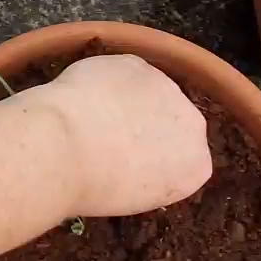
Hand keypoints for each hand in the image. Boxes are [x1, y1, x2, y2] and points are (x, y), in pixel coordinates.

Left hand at [21, 54, 212, 217]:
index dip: (153, 158)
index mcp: (196, 167)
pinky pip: (120, 71)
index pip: (183, 160)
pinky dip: (102, 80)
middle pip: (170, 120)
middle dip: (145, 124)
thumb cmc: (92, 185)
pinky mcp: (136, 63)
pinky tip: (83, 96)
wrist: (64, 147)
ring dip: (124, 98)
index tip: (131, 162)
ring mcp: (166, 87)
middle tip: (107, 137)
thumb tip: (128, 164)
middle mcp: (192, 124)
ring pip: (146, 91)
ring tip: (91, 117)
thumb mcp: (130, 198)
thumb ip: (145, 176)